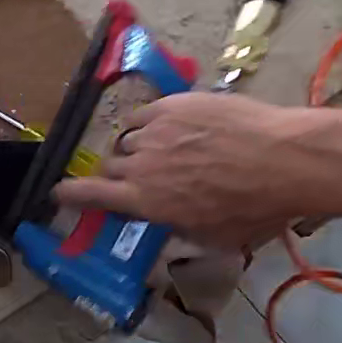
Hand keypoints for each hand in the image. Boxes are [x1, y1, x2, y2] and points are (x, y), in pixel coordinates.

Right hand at [54, 93, 341, 248]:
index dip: (72, 194)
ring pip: (128, 138)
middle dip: (119, 174)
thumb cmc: (255, 208)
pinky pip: (144, 114)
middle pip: (111, 165)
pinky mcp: (173, 104)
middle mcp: (142, 164)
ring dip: (136, 149)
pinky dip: (147, 124)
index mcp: (147, 202)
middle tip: (139, 178)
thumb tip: (171, 221)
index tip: (58, 191)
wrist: (283, 158)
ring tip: (157, 151)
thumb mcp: (215, 238)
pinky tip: (163, 127)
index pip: (93, 196)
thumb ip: (181, 228)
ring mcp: (156, 130)